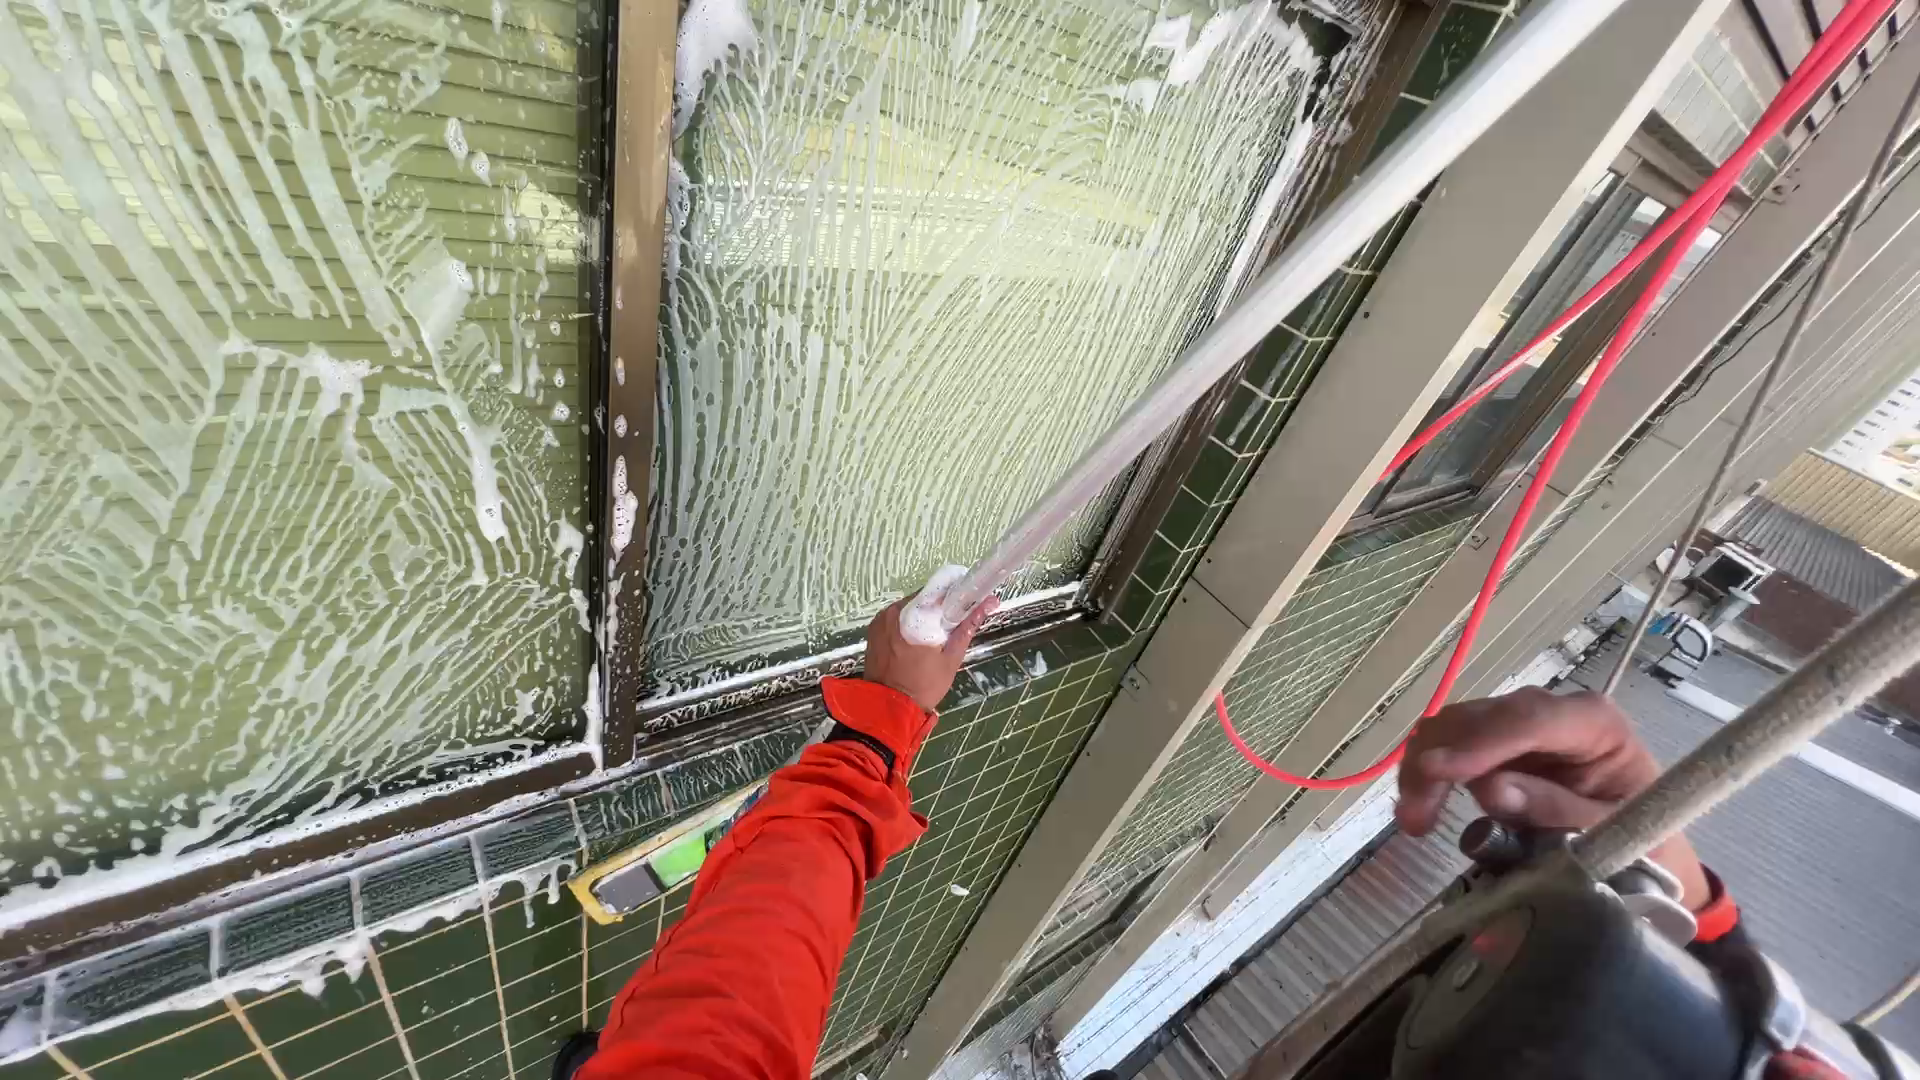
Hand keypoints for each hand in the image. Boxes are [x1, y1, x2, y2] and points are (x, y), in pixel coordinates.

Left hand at [862, 592, 998, 710]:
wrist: (888, 710)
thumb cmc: (923, 686)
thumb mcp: (950, 659)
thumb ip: (967, 628)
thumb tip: (988, 603)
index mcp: (910, 614)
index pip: (936, 591)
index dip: (953, 595)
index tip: (967, 601)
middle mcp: (891, 612)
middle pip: (920, 599)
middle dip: (938, 607)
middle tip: (955, 621)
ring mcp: (879, 622)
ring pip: (907, 610)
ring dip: (923, 616)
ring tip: (939, 632)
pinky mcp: (873, 633)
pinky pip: (895, 621)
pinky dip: (908, 625)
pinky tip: (920, 639)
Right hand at [1395, 687, 1710, 910]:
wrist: (1642, 846)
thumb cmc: (1644, 841)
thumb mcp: (1618, 835)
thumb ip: (1560, 811)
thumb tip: (1490, 788)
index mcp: (1594, 721)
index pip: (1528, 719)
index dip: (1479, 743)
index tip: (1438, 771)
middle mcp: (1544, 708)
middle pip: (1475, 720)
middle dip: (1438, 763)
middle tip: (1416, 817)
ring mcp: (1510, 721)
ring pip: (1447, 728)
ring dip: (1422, 771)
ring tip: (1413, 820)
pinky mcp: (1485, 738)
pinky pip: (1441, 744)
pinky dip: (1423, 774)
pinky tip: (1415, 804)